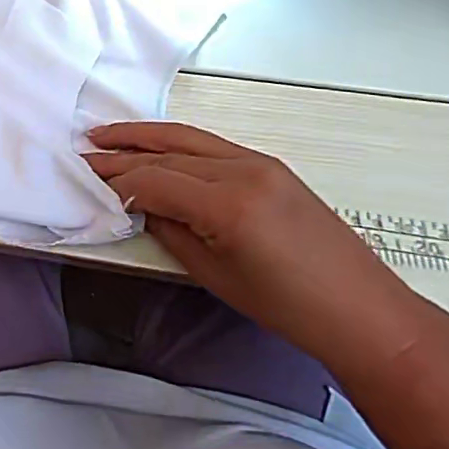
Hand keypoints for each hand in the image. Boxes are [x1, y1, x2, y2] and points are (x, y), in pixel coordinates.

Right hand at [85, 122, 441, 377]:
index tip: (86, 182)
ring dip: (141, 136)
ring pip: (184, 138)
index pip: (152, 180)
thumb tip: (138, 203)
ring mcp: (260, 163)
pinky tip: (152, 144)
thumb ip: (168, 227)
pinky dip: (173, 141)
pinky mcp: (270, 165)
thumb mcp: (212, 272)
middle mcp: (244, 171)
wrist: (364, 313)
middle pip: (164, 153)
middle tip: (84, 156)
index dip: (114, 182)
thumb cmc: (289, 307)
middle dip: (119, 154)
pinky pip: (208, 144)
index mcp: (229, 205)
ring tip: (104, 135)